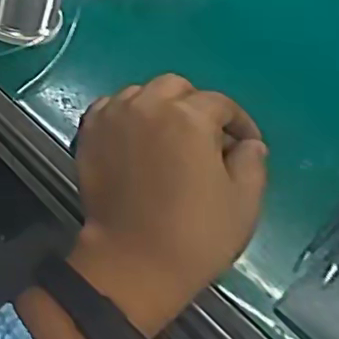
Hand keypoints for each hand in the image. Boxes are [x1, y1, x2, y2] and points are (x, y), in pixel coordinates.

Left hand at [68, 74, 267, 335]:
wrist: (134, 252)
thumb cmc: (197, 231)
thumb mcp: (242, 200)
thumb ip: (250, 162)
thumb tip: (248, 143)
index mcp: (186, 117)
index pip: (218, 102)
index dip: (239, 121)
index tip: (246, 143)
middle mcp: (144, 105)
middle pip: (173, 87)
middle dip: (195, 104)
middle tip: (208, 136)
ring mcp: (111, 114)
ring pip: (139, 93)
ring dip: (159, 106)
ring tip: (172, 138)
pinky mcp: (88, 129)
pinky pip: (110, 107)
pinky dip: (127, 114)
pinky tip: (138, 140)